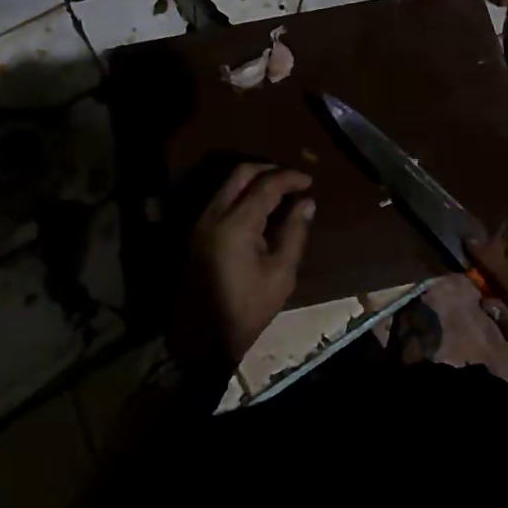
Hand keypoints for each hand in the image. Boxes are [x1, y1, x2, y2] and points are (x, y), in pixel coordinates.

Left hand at [172, 164, 315, 366]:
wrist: (204, 337)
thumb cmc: (248, 308)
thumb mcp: (281, 274)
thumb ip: (294, 232)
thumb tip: (306, 202)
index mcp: (235, 224)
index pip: (265, 186)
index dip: (290, 178)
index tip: (310, 181)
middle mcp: (214, 214)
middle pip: (241, 173)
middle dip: (269, 170)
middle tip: (293, 179)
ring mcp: (201, 222)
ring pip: (227, 184)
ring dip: (253, 180)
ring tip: (279, 190)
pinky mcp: (197, 232)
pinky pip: (220, 199)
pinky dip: (241, 193)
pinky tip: (259, 206)